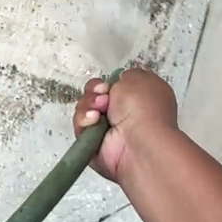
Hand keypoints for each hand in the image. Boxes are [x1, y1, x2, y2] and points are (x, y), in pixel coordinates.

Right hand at [73, 66, 180, 184]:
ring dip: (89, 105)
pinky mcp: (92, 144)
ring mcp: (108, 131)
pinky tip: (94, 121)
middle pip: (96, 96)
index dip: (107, 83)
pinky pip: (80, 126)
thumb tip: (117, 84)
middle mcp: (124, 116)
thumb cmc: (142, 107)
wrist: (138, 141)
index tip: (108, 86)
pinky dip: (84, 120)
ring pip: (84, 109)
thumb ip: (126, 76)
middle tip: (103, 98)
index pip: (113, 86)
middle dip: (95, 93)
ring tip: (99, 111)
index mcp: (138, 100)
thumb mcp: (138, 78)